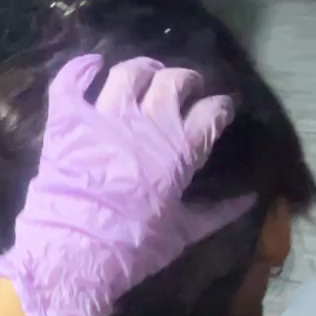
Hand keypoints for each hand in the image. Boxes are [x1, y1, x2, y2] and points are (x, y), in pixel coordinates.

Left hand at [0, 55, 252, 315]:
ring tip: (147, 72)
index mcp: (180, 149)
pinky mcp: (67, 121)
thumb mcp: (182, 233)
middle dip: (186, 79)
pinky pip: (71, 83)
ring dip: (142, 68)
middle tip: (187, 87)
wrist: (74, 253)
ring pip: (128, 74)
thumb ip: (216, 213)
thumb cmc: (133, 248)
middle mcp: (146, 122)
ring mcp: (104, 117)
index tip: (222, 108)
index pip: (212, 113)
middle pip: (173, 81)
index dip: (220, 107)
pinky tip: (91, 63)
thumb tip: (248, 200)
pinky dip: (80, 68)